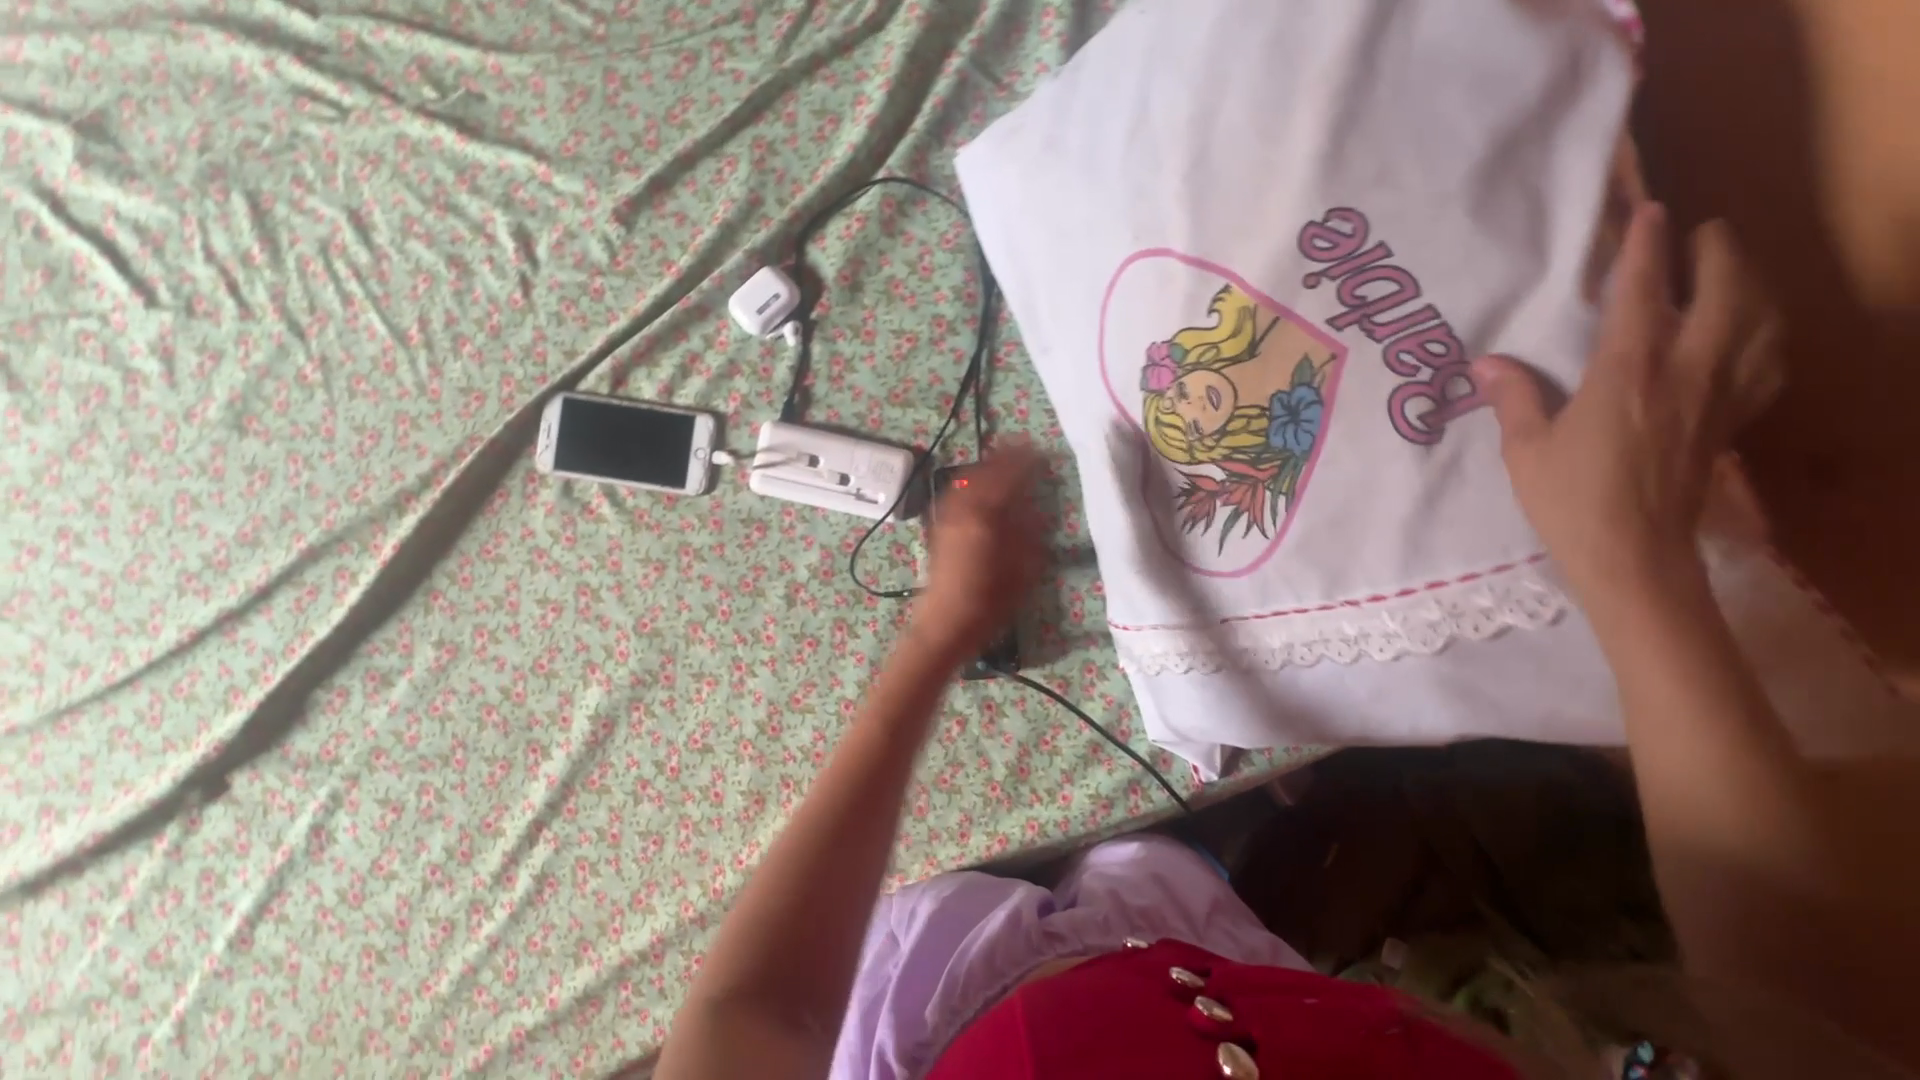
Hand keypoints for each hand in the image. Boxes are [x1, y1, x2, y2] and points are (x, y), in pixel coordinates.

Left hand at [910, 441, 1047, 663]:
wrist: (944, 627)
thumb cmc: (988, 604)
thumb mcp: (1022, 570)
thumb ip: (1030, 533)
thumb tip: (1036, 508)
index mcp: (985, 516)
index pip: (1008, 476)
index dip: (1026, 461)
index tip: (1042, 452)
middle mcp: (962, 510)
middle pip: (983, 472)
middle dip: (1004, 457)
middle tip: (1023, 448)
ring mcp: (946, 519)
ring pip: (966, 482)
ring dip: (986, 468)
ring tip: (1003, 462)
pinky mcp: (938, 531)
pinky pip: (955, 495)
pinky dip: (970, 484)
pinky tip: (978, 490)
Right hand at [1475, 203, 1772, 605]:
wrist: (1634, 556)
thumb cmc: (1571, 502)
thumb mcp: (1525, 451)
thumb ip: (1514, 400)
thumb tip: (1487, 362)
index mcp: (1627, 374)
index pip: (1644, 295)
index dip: (1645, 250)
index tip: (1650, 211)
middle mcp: (1685, 374)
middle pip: (1726, 294)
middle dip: (1718, 254)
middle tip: (1703, 234)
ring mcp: (1718, 398)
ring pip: (1762, 322)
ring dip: (1754, 286)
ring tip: (1735, 271)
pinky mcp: (1731, 423)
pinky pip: (1767, 365)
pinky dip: (1768, 336)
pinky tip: (1753, 333)